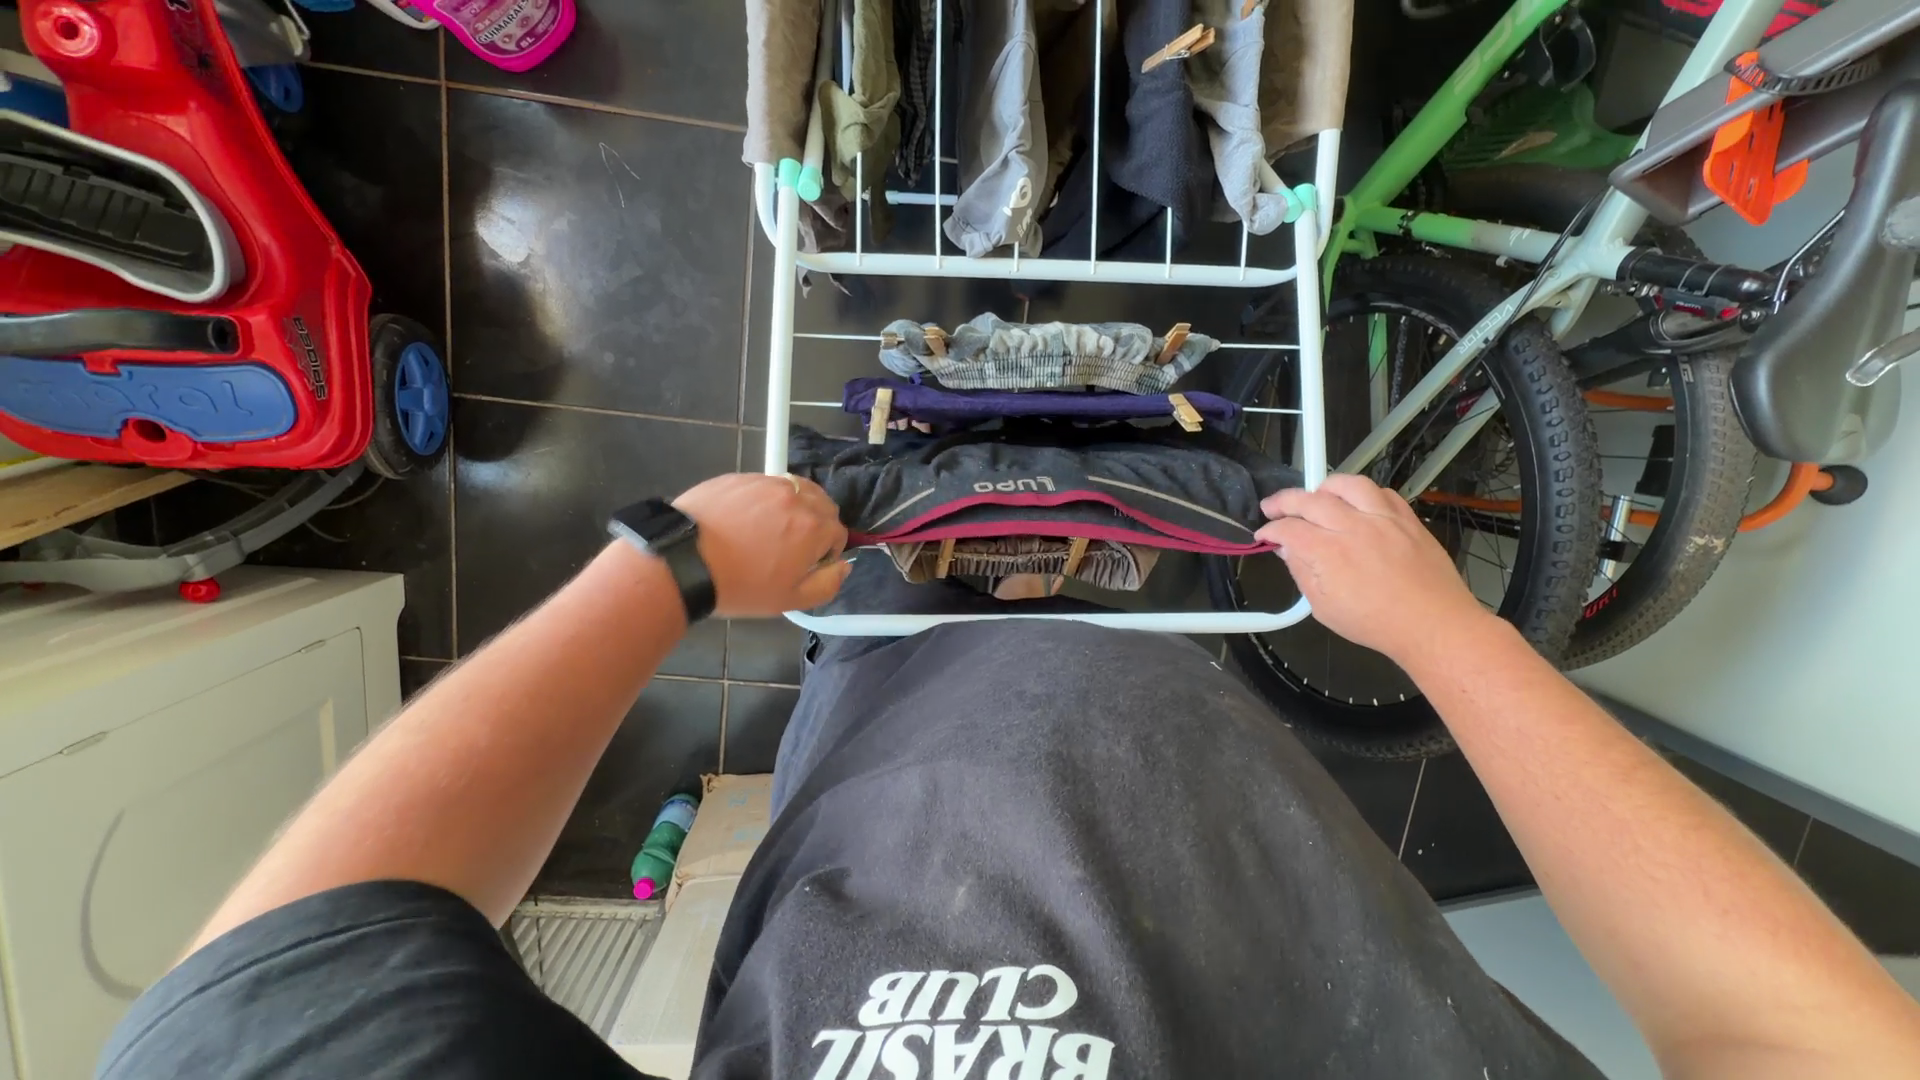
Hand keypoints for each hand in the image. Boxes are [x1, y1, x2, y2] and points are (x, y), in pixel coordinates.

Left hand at [672, 473, 849, 616]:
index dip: (827, 551)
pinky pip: (764, 485)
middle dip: (817, 524)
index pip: (839, 531)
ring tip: (771, 529)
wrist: (682, 562)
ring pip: (795, 490)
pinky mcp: (739, 477)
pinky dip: (764, 500)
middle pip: (822, 504)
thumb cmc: (740, 586)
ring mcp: (765, 483)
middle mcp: (796, 497)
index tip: (808, 563)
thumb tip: (844, 566)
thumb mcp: (789, 600)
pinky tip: (744, 520)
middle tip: (793, 546)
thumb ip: (827, 584)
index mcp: (813, 528)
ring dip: (794, 507)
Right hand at [1255, 474, 1495, 663]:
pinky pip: (1382, 492)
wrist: (1433, 624)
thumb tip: (1288, 550)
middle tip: (1272, 507)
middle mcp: (1354, 527)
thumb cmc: (1375, 623)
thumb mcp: (1323, 608)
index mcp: (1329, 553)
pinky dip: (1362, 494)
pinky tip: (1356, 505)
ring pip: (1347, 484)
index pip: (1288, 529)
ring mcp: (1384, 519)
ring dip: (1324, 487)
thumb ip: (1301, 573)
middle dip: (1283, 501)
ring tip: (1316, 496)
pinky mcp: (1407, 520)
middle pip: (1309, 500)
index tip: (1264, 536)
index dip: (1269, 531)